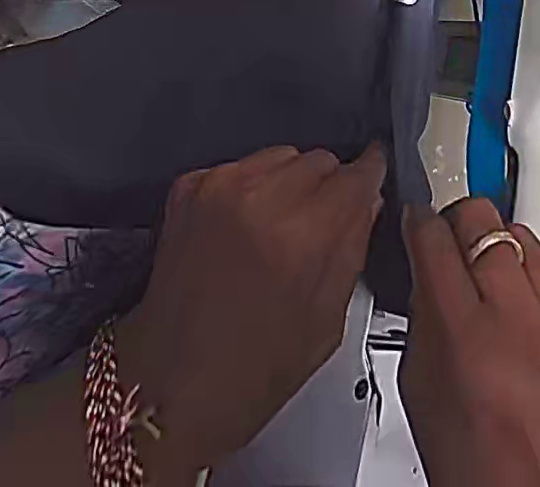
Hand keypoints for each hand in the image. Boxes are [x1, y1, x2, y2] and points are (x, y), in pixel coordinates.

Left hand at [115, 144, 387, 484]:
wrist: (167, 384)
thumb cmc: (247, 369)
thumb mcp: (327, 319)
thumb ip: (354, 245)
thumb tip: (367, 200)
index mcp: (301, 236)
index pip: (357, 174)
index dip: (371, 175)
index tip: (372, 175)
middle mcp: (259, 200)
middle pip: (320, 159)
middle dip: (328, 187)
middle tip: (318, 225)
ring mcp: (219, 188)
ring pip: (283, 155)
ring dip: (290, 182)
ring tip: (278, 229)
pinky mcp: (191, 187)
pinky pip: (243, 165)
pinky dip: (252, 186)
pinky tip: (246, 227)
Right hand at [400, 198, 539, 486]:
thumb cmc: (480, 477)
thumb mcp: (422, 393)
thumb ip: (425, 318)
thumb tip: (429, 267)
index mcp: (466, 341)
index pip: (435, 240)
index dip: (422, 220)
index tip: (421, 218)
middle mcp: (522, 331)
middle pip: (486, 223)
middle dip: (464, 223)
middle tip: (458, 236)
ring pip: (530, 243)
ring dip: (506, 252)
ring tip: (498, 281)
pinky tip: (536, 335)